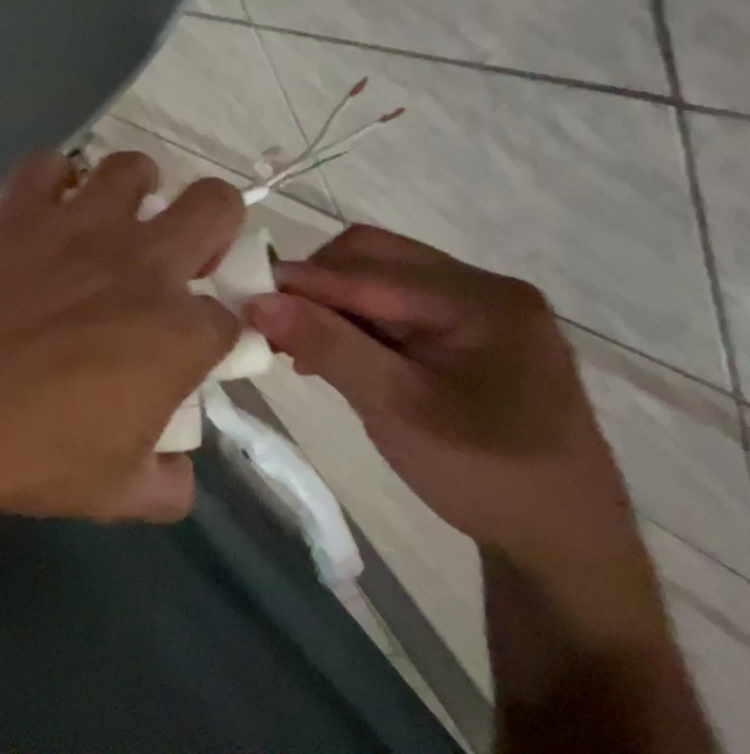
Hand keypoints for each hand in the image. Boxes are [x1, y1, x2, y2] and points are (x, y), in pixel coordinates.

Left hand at [0, 149, 243, 523]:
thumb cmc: (24, 454)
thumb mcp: (114, 493)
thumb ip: (167, 482)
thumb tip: (178, 466)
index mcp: (178, 334)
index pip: (228, 316)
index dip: (211, 332)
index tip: (186, 347)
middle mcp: (142, 265)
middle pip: (215, 206)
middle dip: (211, 228)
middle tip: (176, 259)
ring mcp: (77, 229)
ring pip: (133, 167)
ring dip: (136, 189)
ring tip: (115, 222)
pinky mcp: (18, 213)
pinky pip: (46, 165)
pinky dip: (52, 178)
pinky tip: (45, 207)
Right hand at [242, 226, 638, 576]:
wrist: (561, 540)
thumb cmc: (484, 474)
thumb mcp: (395, 408)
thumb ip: (327, 345)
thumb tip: (256, 300)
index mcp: (482, 300)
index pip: (368, 270)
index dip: (299, 281)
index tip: (238, 298)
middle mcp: (486, 291)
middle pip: (374, 259)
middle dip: (314, 286)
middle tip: (269, 326)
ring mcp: (482, 313)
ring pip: (380, 281)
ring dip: (330, 306)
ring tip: (294, 348)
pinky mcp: (471, 337)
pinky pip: (396, 309)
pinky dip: (353, 324)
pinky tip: (330, 358)